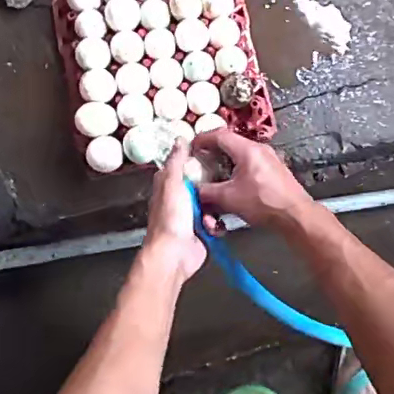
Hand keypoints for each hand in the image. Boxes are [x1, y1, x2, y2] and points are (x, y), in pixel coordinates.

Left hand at [140, 138, 206, 282]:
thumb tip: (180, 139)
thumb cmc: (170, 218)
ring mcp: (189, 215)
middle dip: (212, 184)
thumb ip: (177, 161)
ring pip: (210, 202)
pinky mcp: (201, 229)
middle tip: (225, 177)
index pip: (182, 166)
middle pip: (200, 184)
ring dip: (216, 206)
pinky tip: (215, 224)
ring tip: (218, 207)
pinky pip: (214, 220)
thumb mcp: (173, 182)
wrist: (175, 254)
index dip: (195, 159)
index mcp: (167, 185)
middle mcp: (178, 199)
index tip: (212, 153)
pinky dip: (216, 223)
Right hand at [191, 129, 316, 231]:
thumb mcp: (228, 198)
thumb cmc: (264, 203)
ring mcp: (269, 159)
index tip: (192, 146)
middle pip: (231, 142)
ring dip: (226, 160)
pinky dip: (238, 168)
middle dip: (213, 150)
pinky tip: (233, 182)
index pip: (220, 135)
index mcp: (247, 150)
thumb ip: (207, 192)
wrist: (295, 216)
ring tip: (214, 171)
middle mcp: (259, 150)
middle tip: (201, 158)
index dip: (202, 139)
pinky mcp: (274, 171)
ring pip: (241, 153)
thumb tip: (194, 191)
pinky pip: (251, 163)